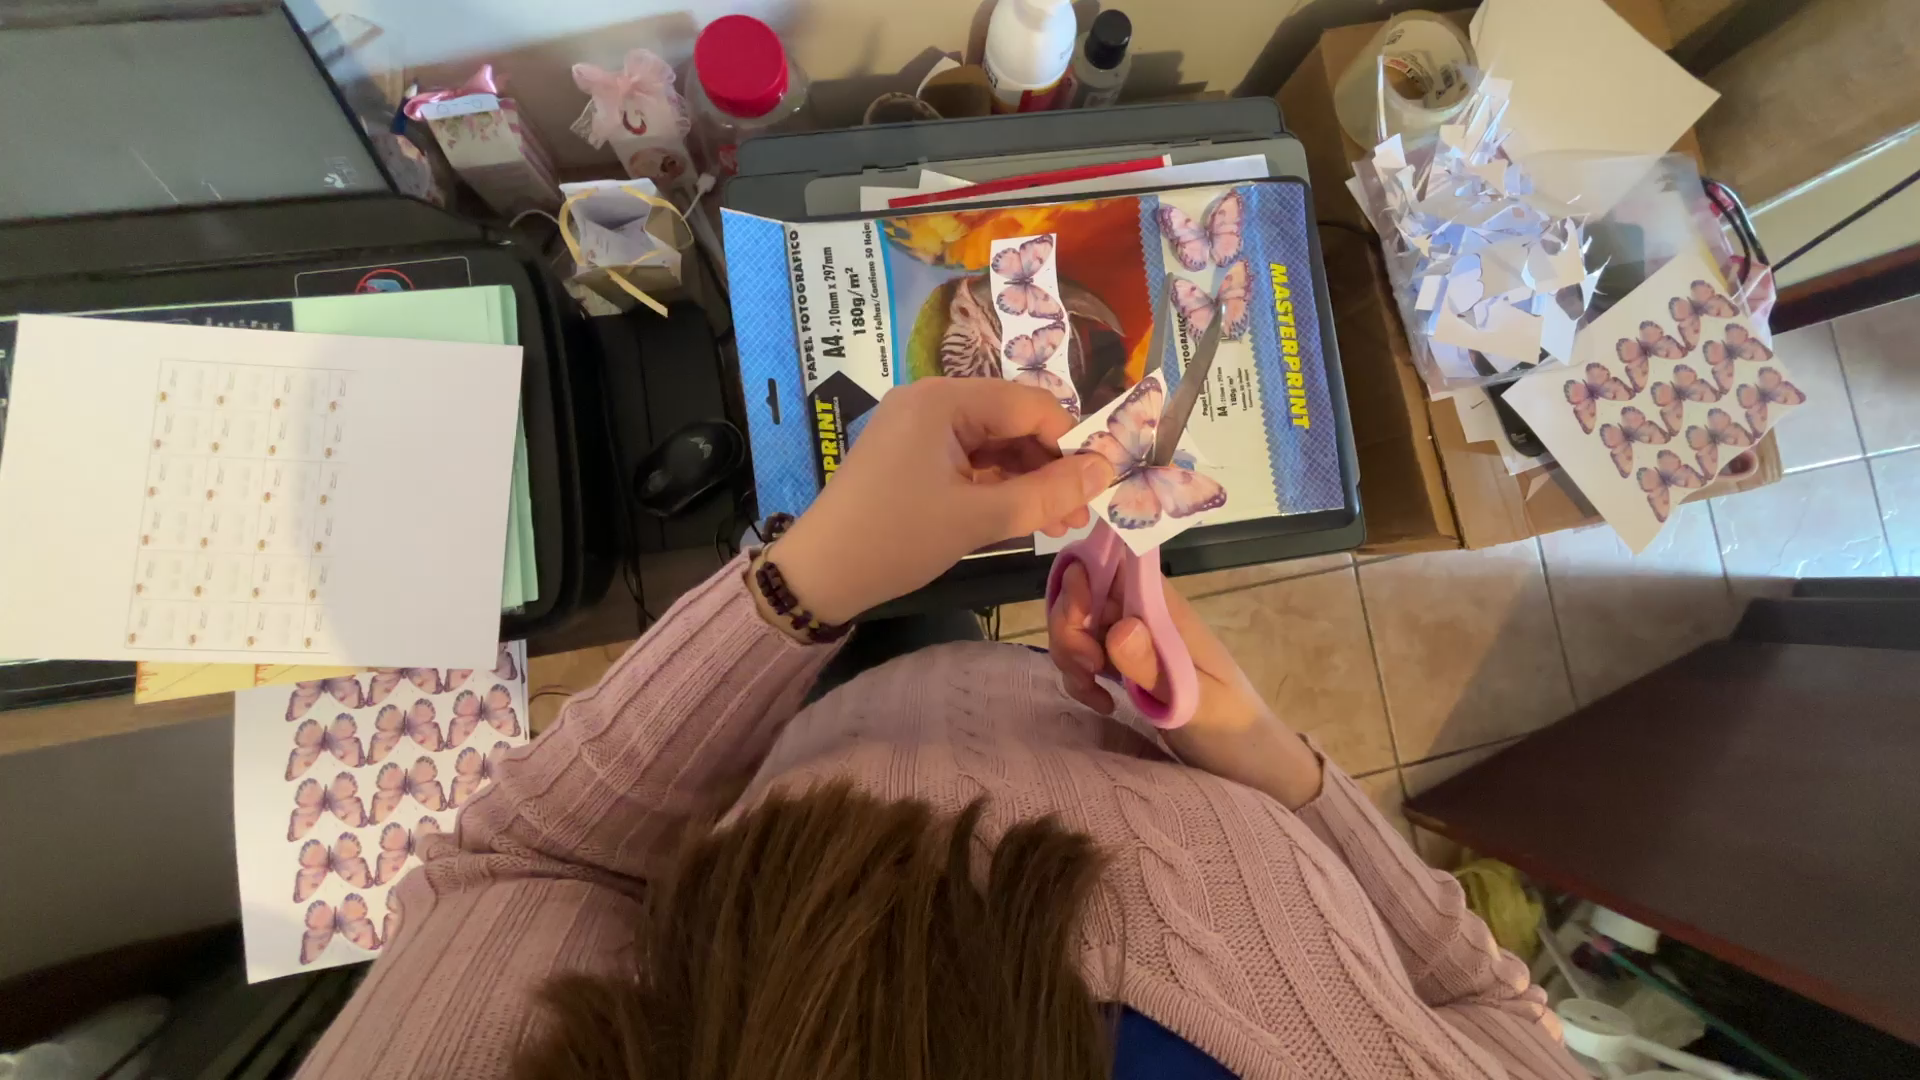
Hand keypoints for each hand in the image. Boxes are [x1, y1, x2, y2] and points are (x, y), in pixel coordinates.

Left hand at [772, 378, 1114, 622]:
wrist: (819, 574)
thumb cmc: (898, 539)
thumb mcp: (979, 519)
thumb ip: (1046, 493)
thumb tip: (1104, 471)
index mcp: (943, 400)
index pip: (1028, 404)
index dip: (1070, 441)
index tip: (1099, 482)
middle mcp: (931, 401)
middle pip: (1011, 421)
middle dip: (1049, 465)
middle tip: (1081, 511)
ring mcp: (918, 428)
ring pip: (991, 444)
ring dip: (1026, 479)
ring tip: (1060, 522)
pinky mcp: (911, 455)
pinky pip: (967, 460)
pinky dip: (995, 485)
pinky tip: (1022, 514)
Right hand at [1047, 561, 1323, 807]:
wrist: (1250, 760)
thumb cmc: (1233, 728)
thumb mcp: (1198, 703)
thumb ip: (1154, 667)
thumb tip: (1118, 628)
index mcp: (1165, 609)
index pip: (1111, 565)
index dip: (1082, 582)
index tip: (1081, 627)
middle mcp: (1144, 613)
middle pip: (1084, 593)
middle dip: (1069, 628)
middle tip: (1088, 669)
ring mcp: (1132, 638)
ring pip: (1077, 624)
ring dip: (1069, 654)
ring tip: (1093, 690)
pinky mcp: (1123, 664)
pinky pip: (1083, 655)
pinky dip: (1079, 677)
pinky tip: (1101, 702)